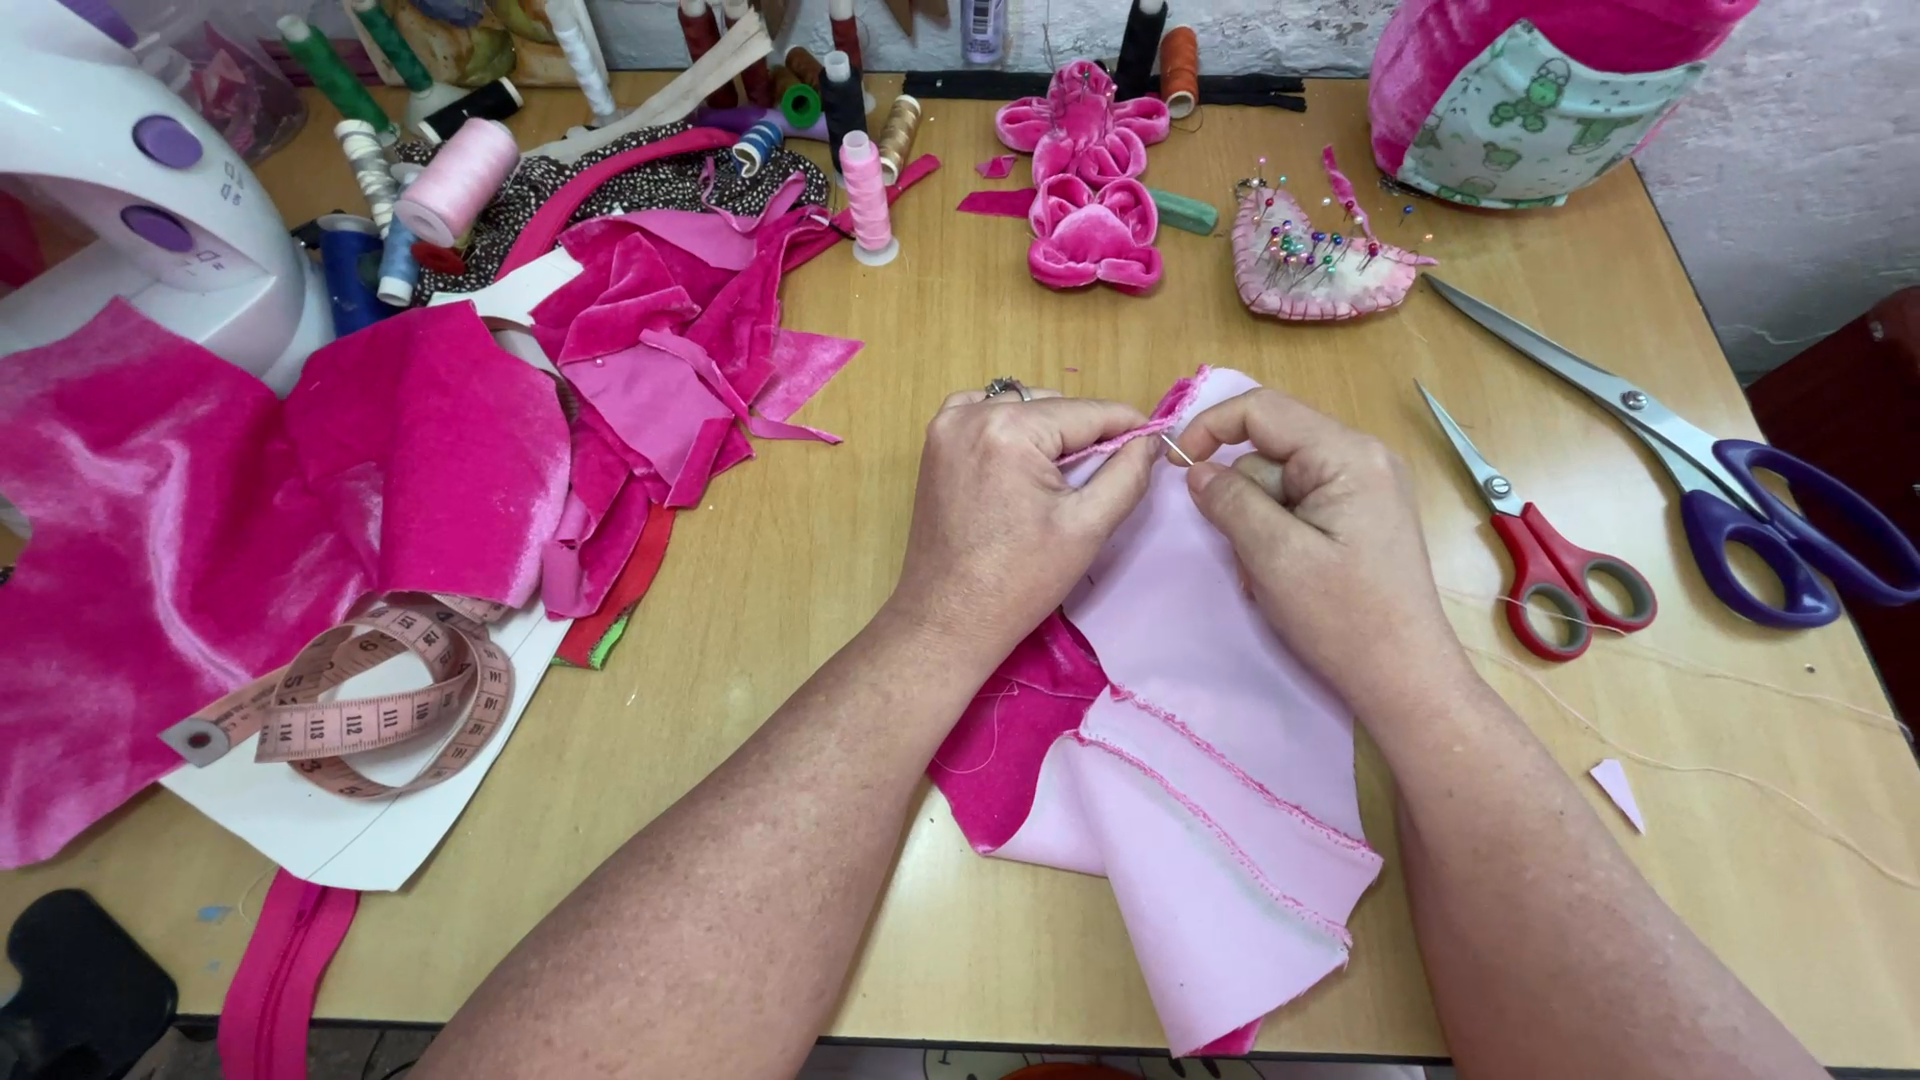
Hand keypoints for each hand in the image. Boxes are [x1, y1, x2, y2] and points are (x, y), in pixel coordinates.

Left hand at [887, 387, 1157, 668]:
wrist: (948, 618)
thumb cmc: (1018, 582)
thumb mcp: (1087, 528)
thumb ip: (1127, 475)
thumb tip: (1149, 439)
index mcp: (1008, 430)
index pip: (1087, 412)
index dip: (1128, 425)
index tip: (1156, 439)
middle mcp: (970, 415)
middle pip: (1052, 405)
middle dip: (1086, 431)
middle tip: (1110, 469)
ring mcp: (945, 428)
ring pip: (1019, 405)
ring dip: (1048, 428)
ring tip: (1066, 472)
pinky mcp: (934, 446)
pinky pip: (983, 414)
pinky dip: (1009, 426)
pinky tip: (1023, 458)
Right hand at [1172, 388, 1472, 718]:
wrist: (1402, 676)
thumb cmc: (1342, 617)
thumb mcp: (1273, 555)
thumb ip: (1230, 501)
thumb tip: (1196, 469)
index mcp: (1347, 455)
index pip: (1262, 410)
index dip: (1209, 427)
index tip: (1174, 465)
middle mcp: (1360, 458)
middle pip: (1268, 448)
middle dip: (1241, 493)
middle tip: (1246, 547)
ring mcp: (1361, 486)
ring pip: (1276, 481)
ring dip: (1255, 520)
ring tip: (1270, 571)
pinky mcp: (1355, 514)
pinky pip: (1293, 504)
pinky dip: (1273, 532)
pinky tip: (1285, 571)